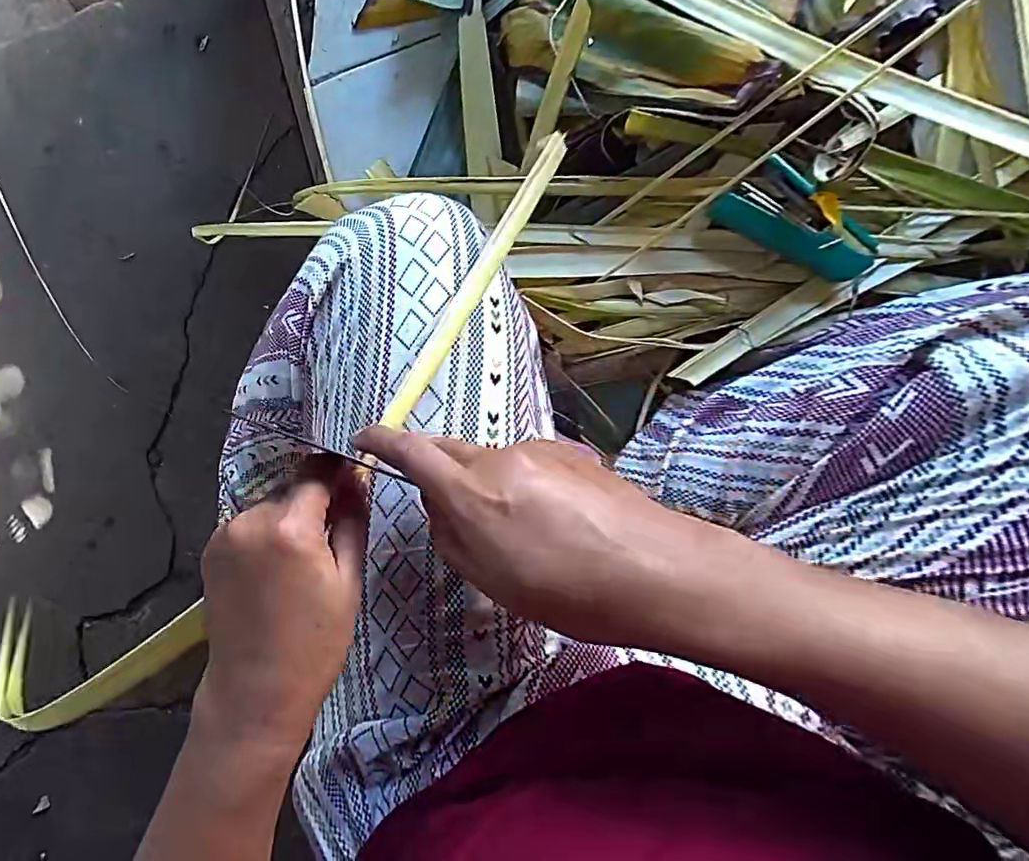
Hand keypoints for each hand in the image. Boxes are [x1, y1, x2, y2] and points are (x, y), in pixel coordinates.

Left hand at [196, 456, 367, 751]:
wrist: (255, 690)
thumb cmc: (314, 644)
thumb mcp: (347, 582)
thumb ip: (352, 521)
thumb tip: (357, 479)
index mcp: (289, 526)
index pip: (315, 472)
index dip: (335, 471)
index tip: (348, 474)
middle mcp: (250, 518)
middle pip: (290, 489)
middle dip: (311, 501)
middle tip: (329, 529)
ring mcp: (225, 532)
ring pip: (267, 505)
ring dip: (284, 517)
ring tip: (297, 558)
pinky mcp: (210, 547)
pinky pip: (246, 524)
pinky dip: (262, 533)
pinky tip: (271, 568)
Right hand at [353, 428, 761, 650]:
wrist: (666, 572)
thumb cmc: (571, 591)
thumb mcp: (493, 581)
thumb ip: (450, 537)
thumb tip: (439, 507)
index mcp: (471, 490)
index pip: (410, 450)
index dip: (381, 440)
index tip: (362, 437)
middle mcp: (498, 456)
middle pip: (448, 448)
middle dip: (432, 465)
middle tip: (438, 500)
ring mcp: (537, 448)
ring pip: (489, 458)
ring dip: (484, 482)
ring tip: (518, 529)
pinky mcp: (570, 451)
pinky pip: (525, 461)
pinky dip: (520, 482)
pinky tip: (554, 518)